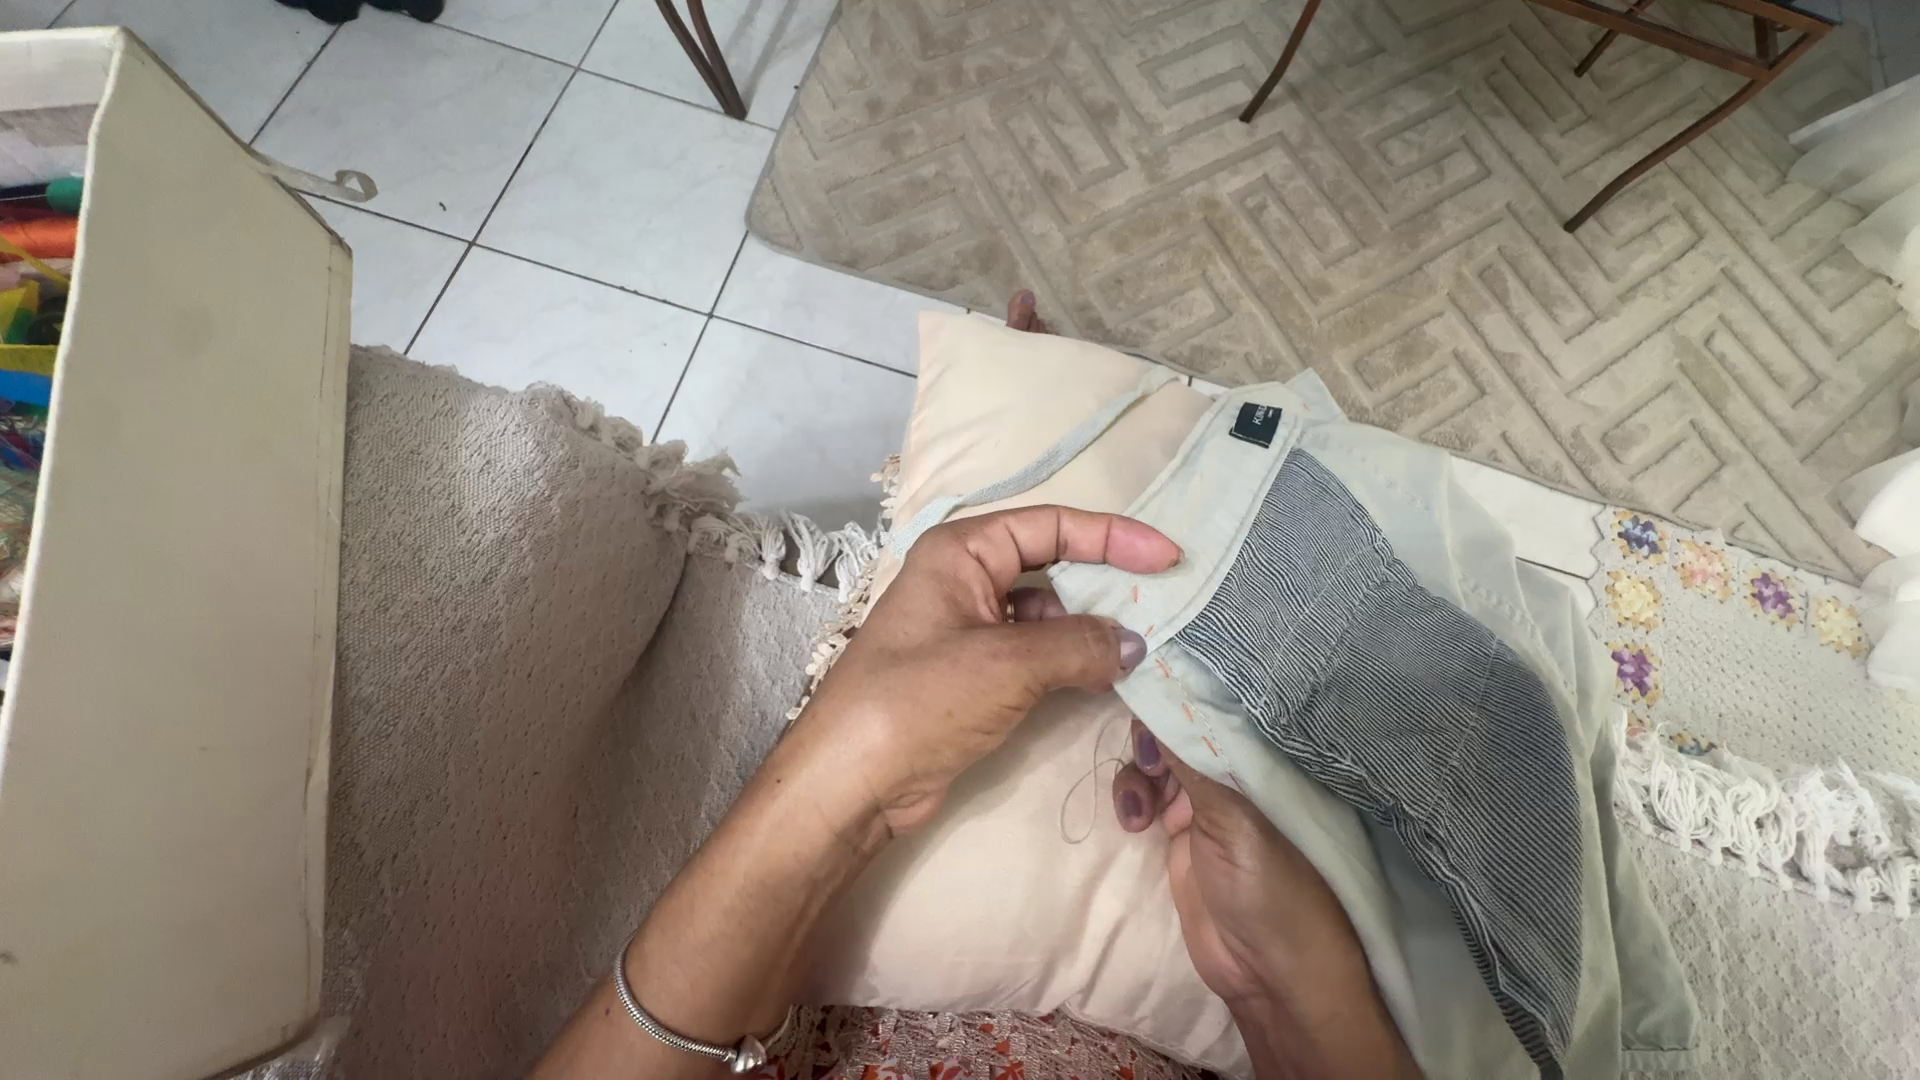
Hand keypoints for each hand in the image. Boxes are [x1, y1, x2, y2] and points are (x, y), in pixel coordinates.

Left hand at [790, 506, 1178, 835]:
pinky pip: (1035, 651)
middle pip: (1050, 564)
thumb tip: (1137, 642)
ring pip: (1045, 612)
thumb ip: (1080, 646)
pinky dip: (1070, 660)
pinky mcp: (974, 672)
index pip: (1050, 526)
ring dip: (1090, 628)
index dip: (1112, 536)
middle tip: (1164, 604)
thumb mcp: (1007, 664)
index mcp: (962, 552)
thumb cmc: (920, 701)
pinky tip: (1106, 677)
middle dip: (1105, 582)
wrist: (852, 780)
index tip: (1167, 557)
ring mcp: (968, 627)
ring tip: (1145, 648)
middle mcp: (965, 579)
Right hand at [1113, 723, 1422, 1078]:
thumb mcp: (1233, 820)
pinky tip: (1132, 821)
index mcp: (1259, 761)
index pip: (1213, 707)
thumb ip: (1191, 761)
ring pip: (1153, 760)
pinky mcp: (1175, 832)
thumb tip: (1156, 696)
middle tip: (1148, 761)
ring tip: (1139, 806)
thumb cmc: (1269, 888)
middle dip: (1151, 736)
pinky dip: (1130, 798)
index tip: (1141, 681)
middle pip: (1176, 728)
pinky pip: (1142, 795)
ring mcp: (1201, 803)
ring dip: (1137, 772)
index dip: (1179, 692)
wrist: (1267, 975)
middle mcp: (1229, 772)